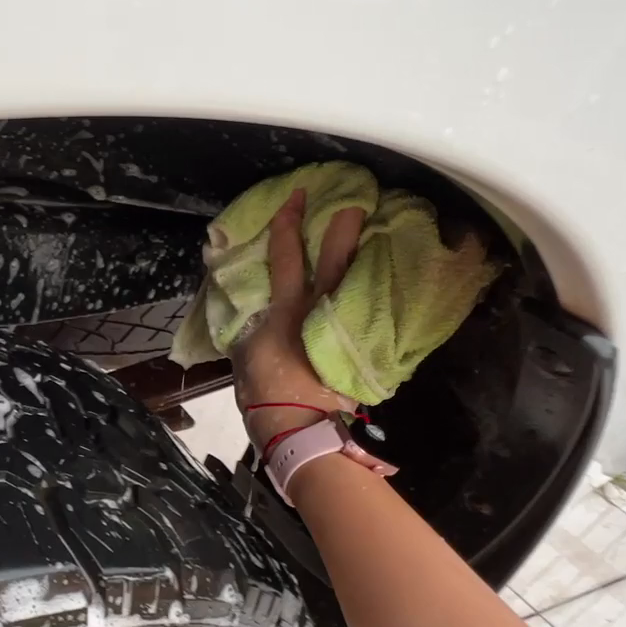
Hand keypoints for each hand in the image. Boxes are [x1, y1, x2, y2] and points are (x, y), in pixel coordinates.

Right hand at [230, 187, 365, 439]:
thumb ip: (253, 328)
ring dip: (364, 256)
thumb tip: (258, 314)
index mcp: (286, 310)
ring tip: (377, 234)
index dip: (287, 226)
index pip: (284, 258)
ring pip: (357, 283)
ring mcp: (341, 329)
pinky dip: (374, 294)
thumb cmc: (263, 392)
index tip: (295, 199)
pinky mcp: (357, 349)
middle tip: (355, 202)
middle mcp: (318, 312)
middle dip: (342, 230)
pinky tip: (380, 282)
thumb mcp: (245, 355)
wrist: (297, 427)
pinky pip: (366, 312)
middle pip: (333, 262)